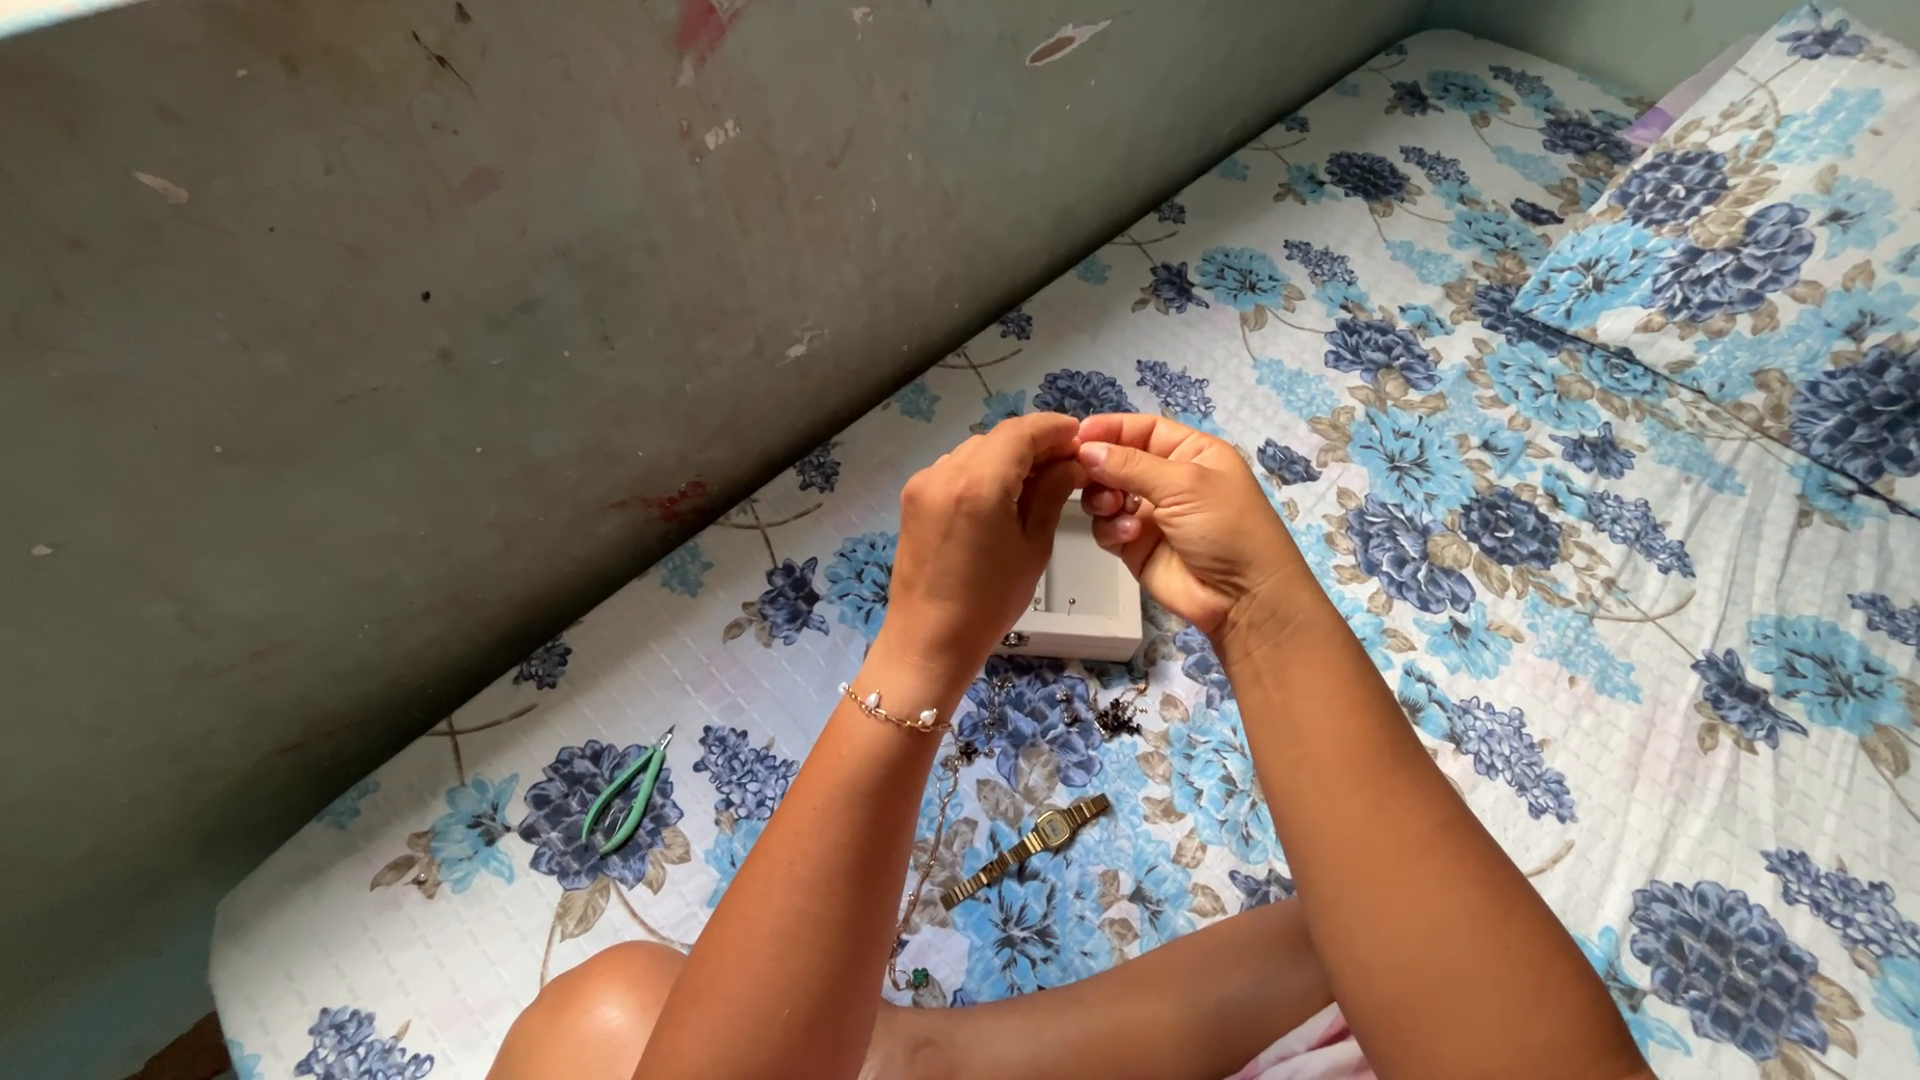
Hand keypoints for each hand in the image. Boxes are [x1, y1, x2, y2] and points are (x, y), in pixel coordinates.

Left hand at [876, 413, 1084, 677]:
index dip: (1055, 429)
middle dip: (1033, 444)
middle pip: (997, 438)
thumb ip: (1051, 495)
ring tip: (1036, 482)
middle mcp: (945, 472)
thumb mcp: (1033, 547)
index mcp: (978, 484)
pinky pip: (956, 469)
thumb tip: (1069, 464)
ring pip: (975, 450)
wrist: (928, 640)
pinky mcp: (913, 497)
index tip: (1080, 439)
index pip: (1022, 432)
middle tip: (1065, 465)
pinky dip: (982, 471)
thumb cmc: (989, 602)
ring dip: (1007, 456)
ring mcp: (923, 482)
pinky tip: (1002, 495)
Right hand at [1076, 414, 1310, 639]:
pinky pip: (1107, 527)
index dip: (1111, 428)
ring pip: (1106, 494)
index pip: (1143, 429)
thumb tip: (1085, 449)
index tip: (1078, 434)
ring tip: (1113, 508)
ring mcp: (1150, 513)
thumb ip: (1131, 464)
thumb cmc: (1227, 527)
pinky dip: (1111, 528)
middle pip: (1118, 460)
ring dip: (1103, 498)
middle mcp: (1168, 479)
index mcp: (1191, 452)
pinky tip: (1129, 535)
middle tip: (1081, 473)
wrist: (1242, 597)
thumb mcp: (1185, 484)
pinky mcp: (1135, 544)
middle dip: (1099, 466)